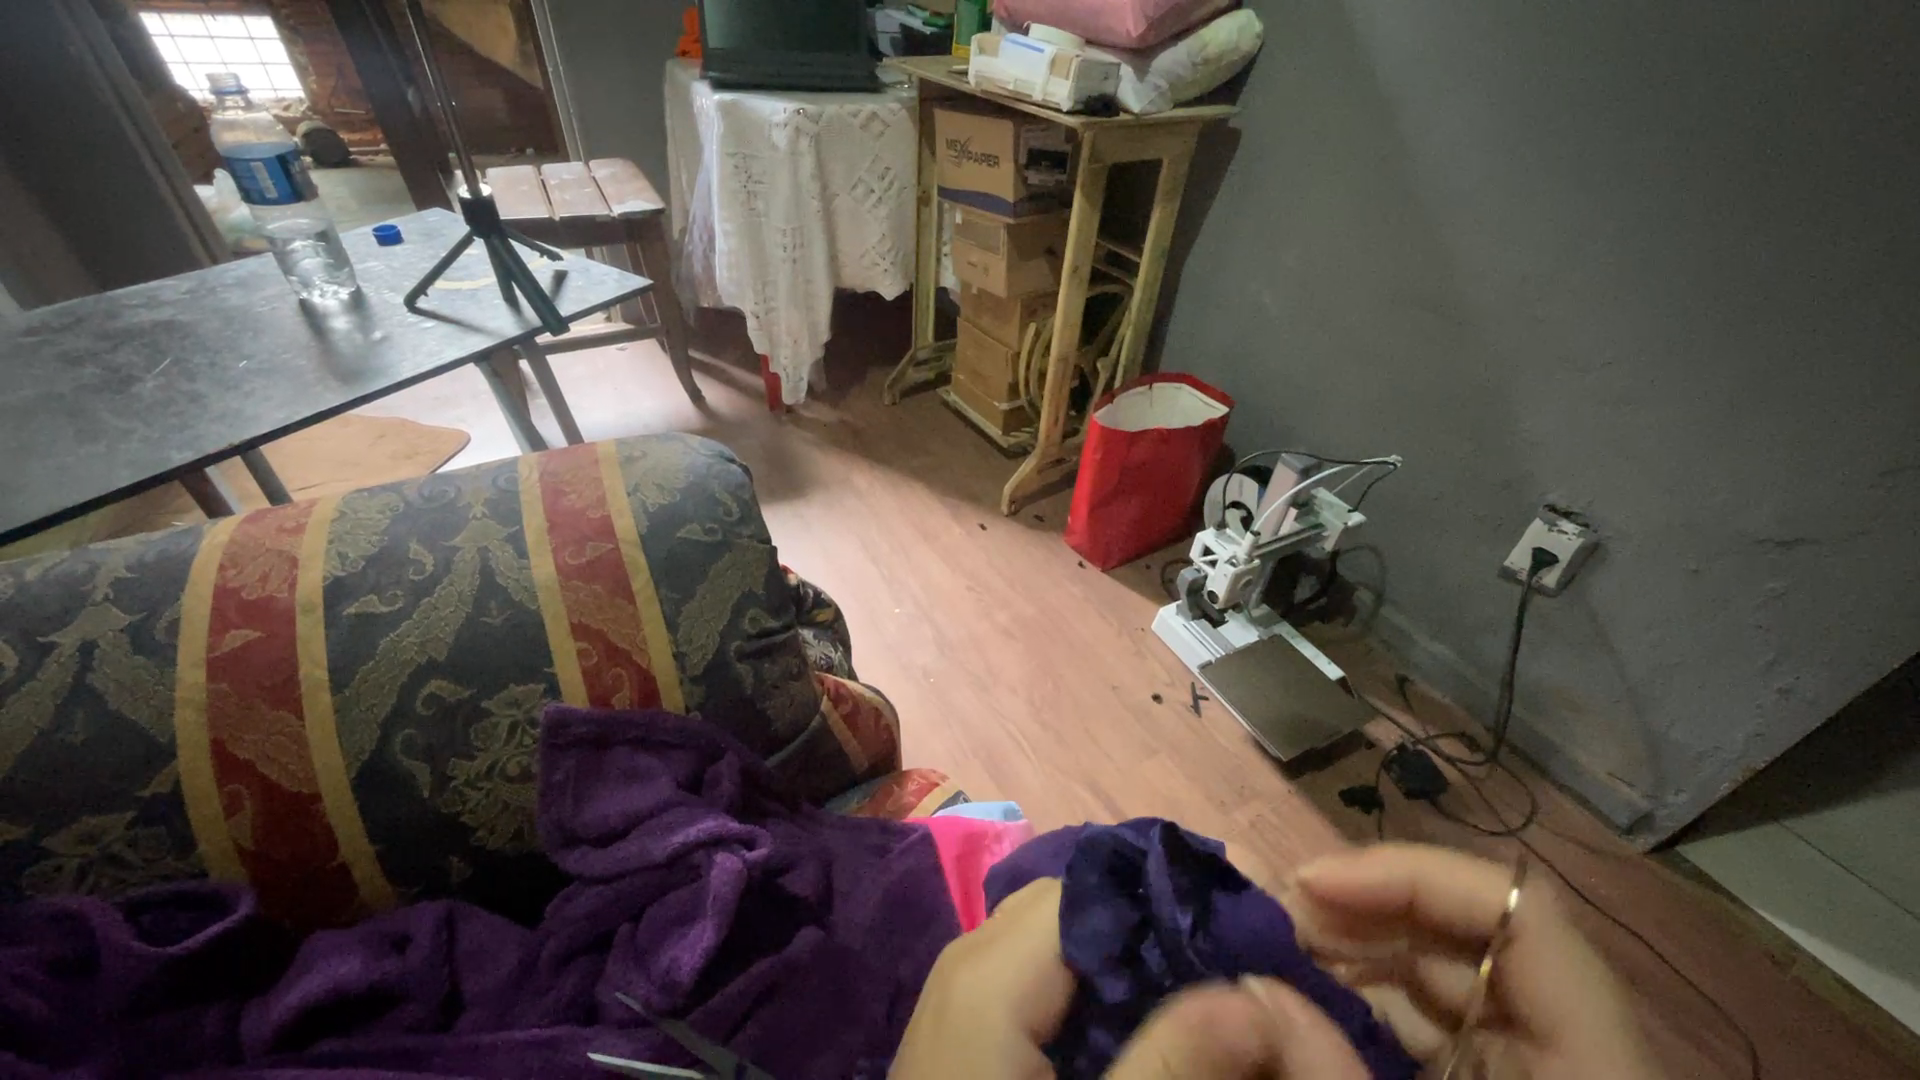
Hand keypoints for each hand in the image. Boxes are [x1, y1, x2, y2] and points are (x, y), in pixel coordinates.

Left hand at [890, 879, 1427, 1079]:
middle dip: (1152, 930)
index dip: (1166, 904)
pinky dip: (1091, 983)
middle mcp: (970, 955)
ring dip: (1125, 957)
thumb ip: (1172, 1064)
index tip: (1237, 941)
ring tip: (1192, 1004)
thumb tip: (1255, 996)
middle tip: (1227, 978)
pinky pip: (1037, 969)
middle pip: (1076, 905)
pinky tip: (1130, 1031)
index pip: (1091, 888)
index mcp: (991, 971)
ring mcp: (962, 984)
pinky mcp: (966, 1016)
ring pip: (1059, 934)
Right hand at [1285, 844, 1656, 1078]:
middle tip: (1280, 908)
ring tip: (1283, 940)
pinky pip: (1442, 1011)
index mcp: (1597, 1064)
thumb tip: (1248, 986)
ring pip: (1453, 963)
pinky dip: (1375, 990)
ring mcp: (1542, 1061)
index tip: (1311, 881)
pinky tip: (1317, 987)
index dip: (1411, 874)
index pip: (1524, 914)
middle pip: (1478, 925)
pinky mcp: (1510, 1077)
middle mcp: (1578, 1044)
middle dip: (1369, 900)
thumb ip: (1335, 1076)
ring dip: (1362, 940)